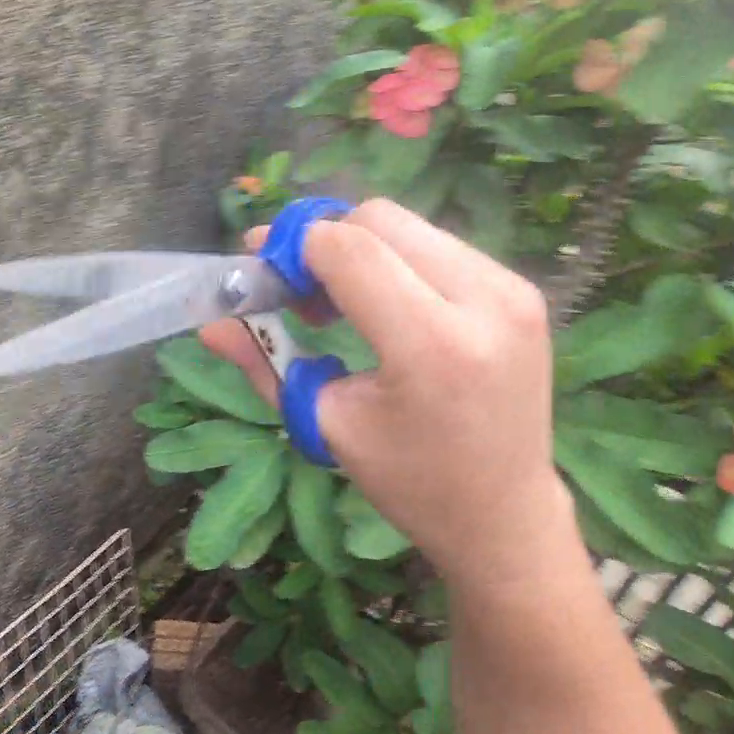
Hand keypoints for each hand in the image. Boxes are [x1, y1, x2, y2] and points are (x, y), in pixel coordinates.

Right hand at [201, 199, 580, 593]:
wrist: (505, 515)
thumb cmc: (408, 482)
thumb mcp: (324, 423)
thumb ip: (264, 361)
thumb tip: (210, 322)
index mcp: (431, 346)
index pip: (347, 249)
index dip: (293, 249)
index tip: (265, 277)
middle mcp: (484, 301)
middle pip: (378, 219)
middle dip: (325, 242)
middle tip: (299, 292)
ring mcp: (513, 290)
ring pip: (409, 227)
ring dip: (361, 250)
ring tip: (339, 304)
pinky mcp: (524, 289)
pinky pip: (439, 246)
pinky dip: (397, 262)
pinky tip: (385, 308)